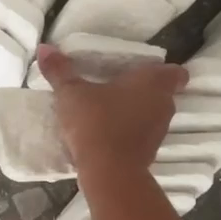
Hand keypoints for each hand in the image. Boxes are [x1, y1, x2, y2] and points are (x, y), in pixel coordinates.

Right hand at [36, 43, 188, 173]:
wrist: (109, 172)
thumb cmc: (96, 123)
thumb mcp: (71, 94)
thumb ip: (60, 71)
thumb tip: (44, 47)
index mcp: (153, 82)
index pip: (176, 72)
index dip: (162, 71)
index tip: (141, 74)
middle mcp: (164, 104)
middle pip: (162, 93)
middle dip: (143, 92)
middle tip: (117, 92)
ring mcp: (159, 131)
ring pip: (152, 116)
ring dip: (135, 115)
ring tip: (109, 115)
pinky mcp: (149, 153)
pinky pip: (142, 137)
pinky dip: (129, 135)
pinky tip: (107, 137)